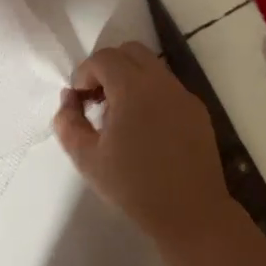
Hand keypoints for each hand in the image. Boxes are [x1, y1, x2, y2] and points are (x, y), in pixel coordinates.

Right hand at [52, 43, 245, 259]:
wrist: (191, 214)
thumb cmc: (134, 186)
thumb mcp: (87, 158)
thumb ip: (68, 123)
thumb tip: (69, 100)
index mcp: (134, 88)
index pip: (103, 58)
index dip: (84, 74)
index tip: (77, 101)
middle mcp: (162, 82)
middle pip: (130, 52)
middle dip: (107, 68)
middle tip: (96, 100)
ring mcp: (184, 95)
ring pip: (152, 67)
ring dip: (129, 79)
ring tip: (119, 116)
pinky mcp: (197, 111)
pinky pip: (168, 88)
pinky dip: (150, 94)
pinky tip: (144, 129)